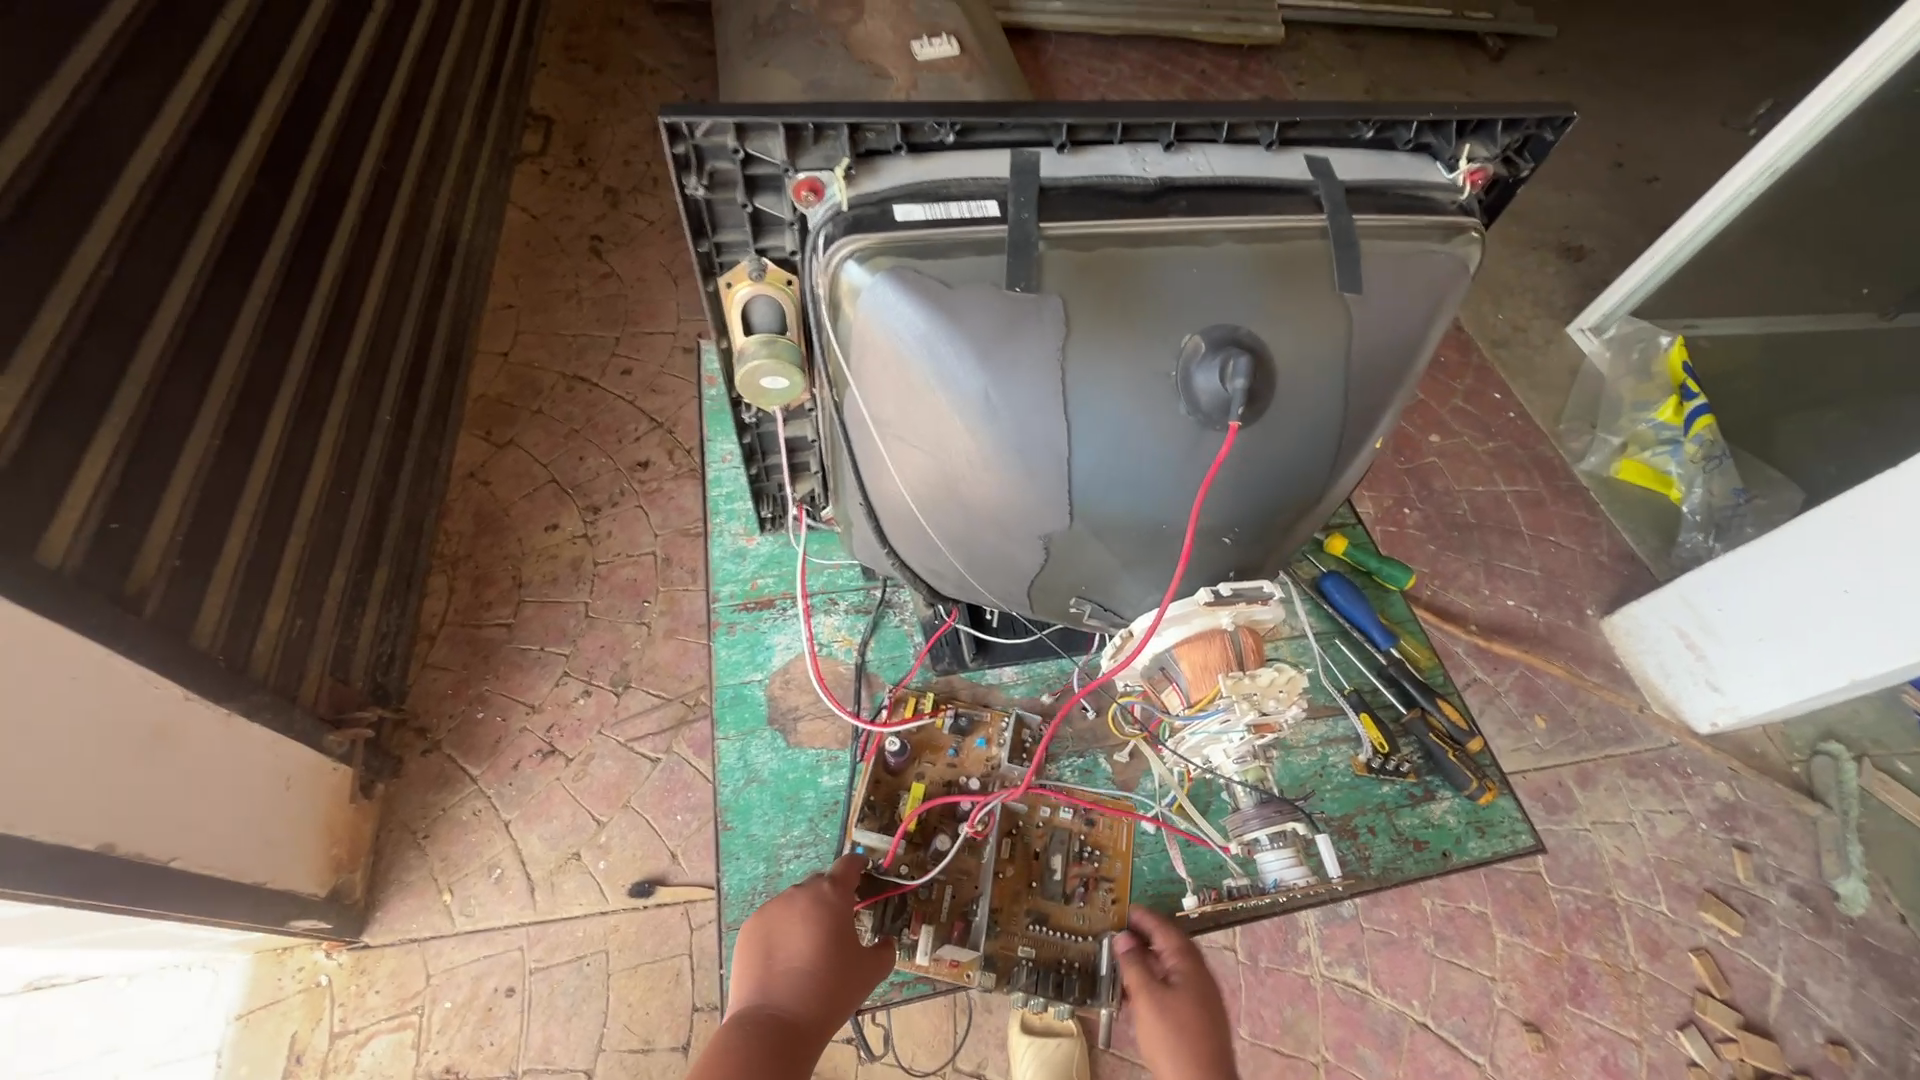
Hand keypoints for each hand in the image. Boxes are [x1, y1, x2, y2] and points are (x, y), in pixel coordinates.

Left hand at [726, 854, 894, 1044]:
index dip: (857, 865)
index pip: (848, 864)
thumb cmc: (830, 993)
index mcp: (832, 895)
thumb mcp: (870, 972)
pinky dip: (781, 932)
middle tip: (836, 928)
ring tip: (807, 951)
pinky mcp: (749, 928)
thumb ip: (884, 949)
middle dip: (830, 898)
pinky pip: (772, 921)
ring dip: (804, 916)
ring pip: (794, 903)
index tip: (862, 873)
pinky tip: (783, 962)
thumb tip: (885, 941)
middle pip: (820, 885)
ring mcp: (770, 908)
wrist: (774, 1025)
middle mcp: (800, 893)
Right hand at [1112, 908, 1237, 1079]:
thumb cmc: (1174, 1040)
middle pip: (1169, 945)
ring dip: (1148, 960)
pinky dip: (1155, 980)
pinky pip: (1174, 986)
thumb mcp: (1147, 998)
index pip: (1164, 928)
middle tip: (1119, 932)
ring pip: (1171, 967)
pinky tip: (1137, 992)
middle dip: (1144, 937)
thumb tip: (1123, 937)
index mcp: (1189, 963)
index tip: (1122, 908)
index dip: (1142, 916)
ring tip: (1122, 960)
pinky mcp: (1198, 1015)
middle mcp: (1199, 974)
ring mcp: (1202, 996)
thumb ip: (1134, 964)